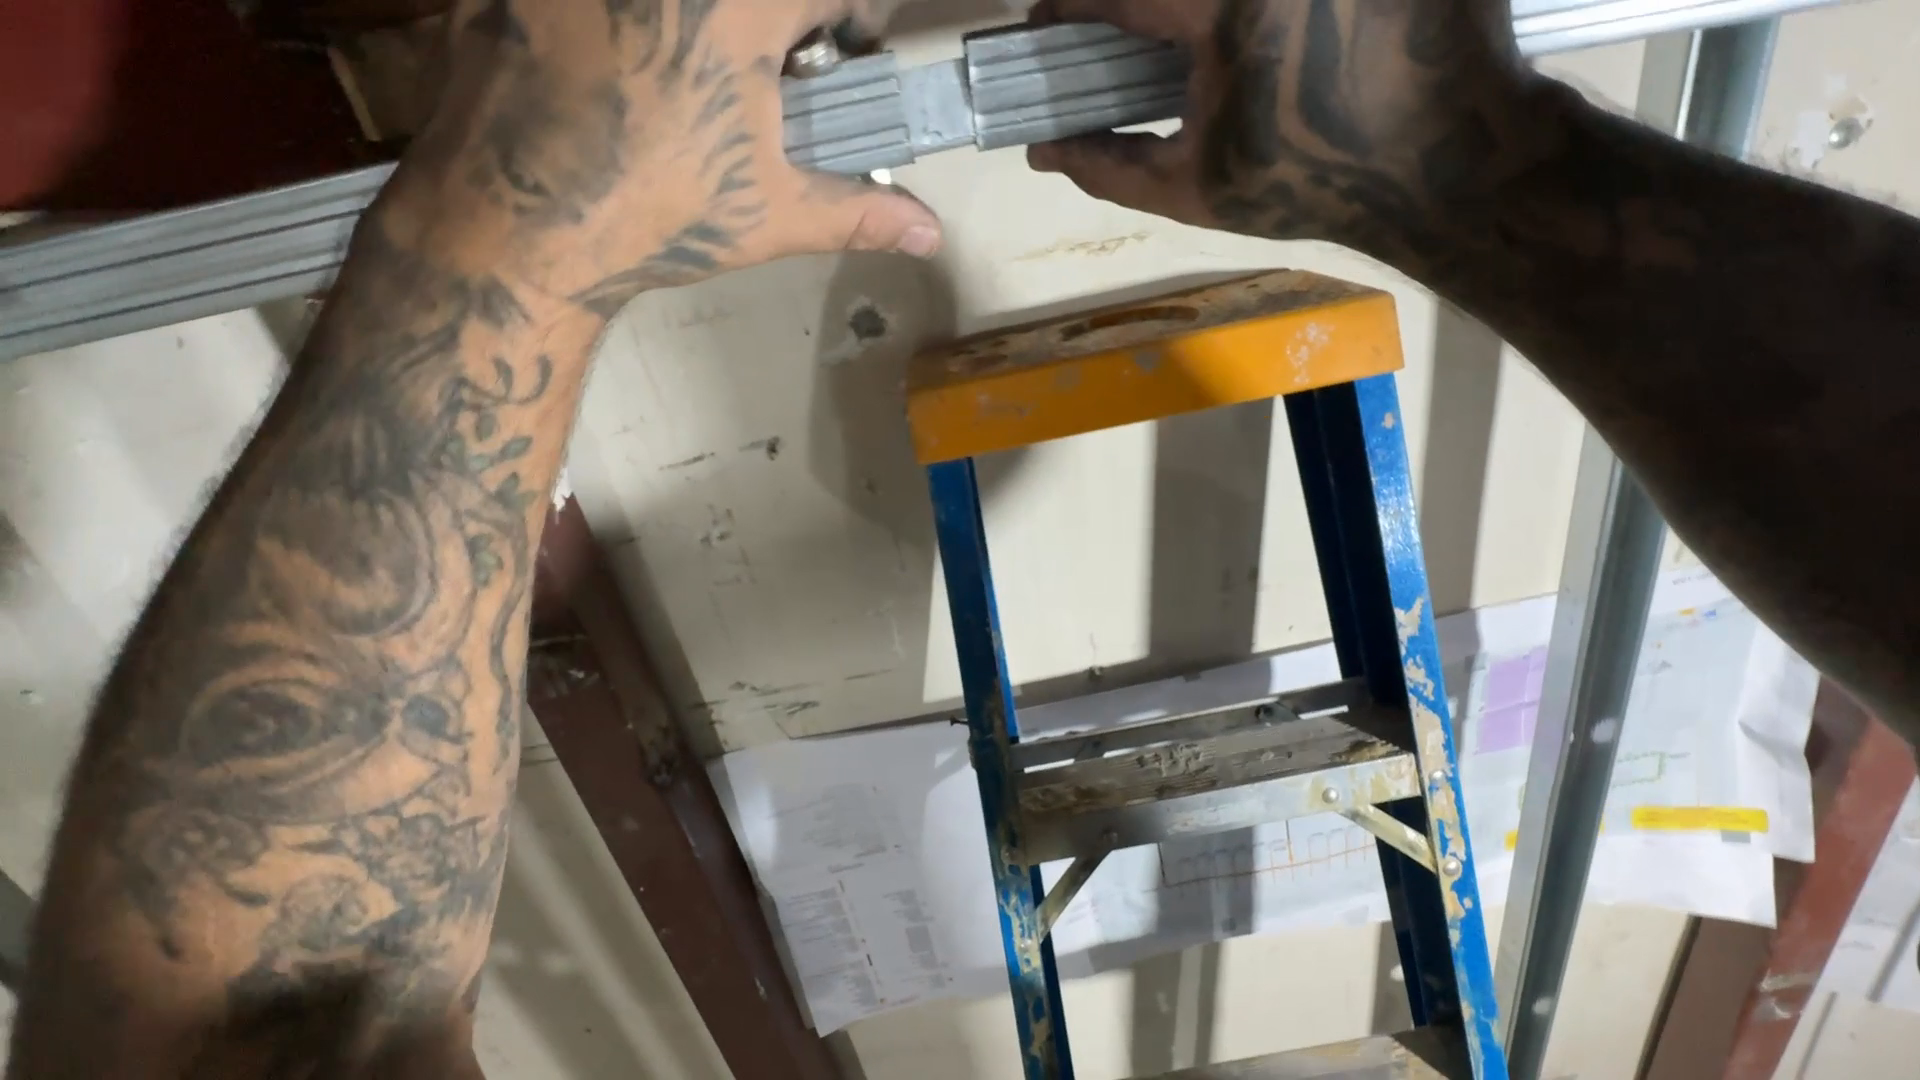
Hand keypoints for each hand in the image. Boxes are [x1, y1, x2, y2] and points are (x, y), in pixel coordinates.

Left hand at [386, 0, 942, 317]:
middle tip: (767, 68)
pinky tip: (620, 64)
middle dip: (777, 19)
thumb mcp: (770, 214)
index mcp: (733, 6)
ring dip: (705, 22)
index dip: (851, 14)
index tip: (844, 49)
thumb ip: (859, 213)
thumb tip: (929, 234)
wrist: (515, 224)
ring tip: (689, 69)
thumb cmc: (654, 216)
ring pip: (682, 3)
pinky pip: (605, 3)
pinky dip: (629, 24)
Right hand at [1026, 0, 1559, 262]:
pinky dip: (1260, 12)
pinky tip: (1271, 41)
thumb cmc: (1306, 183)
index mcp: (1223, 5)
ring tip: (1181, 40)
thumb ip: (1108, 165)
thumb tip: (1042, 152)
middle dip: (1132, 4)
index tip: (1044, 25)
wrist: (1441, 165)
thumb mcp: (1193, 188)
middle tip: (1119, 32)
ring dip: (1186, 6)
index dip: (1067, 6)